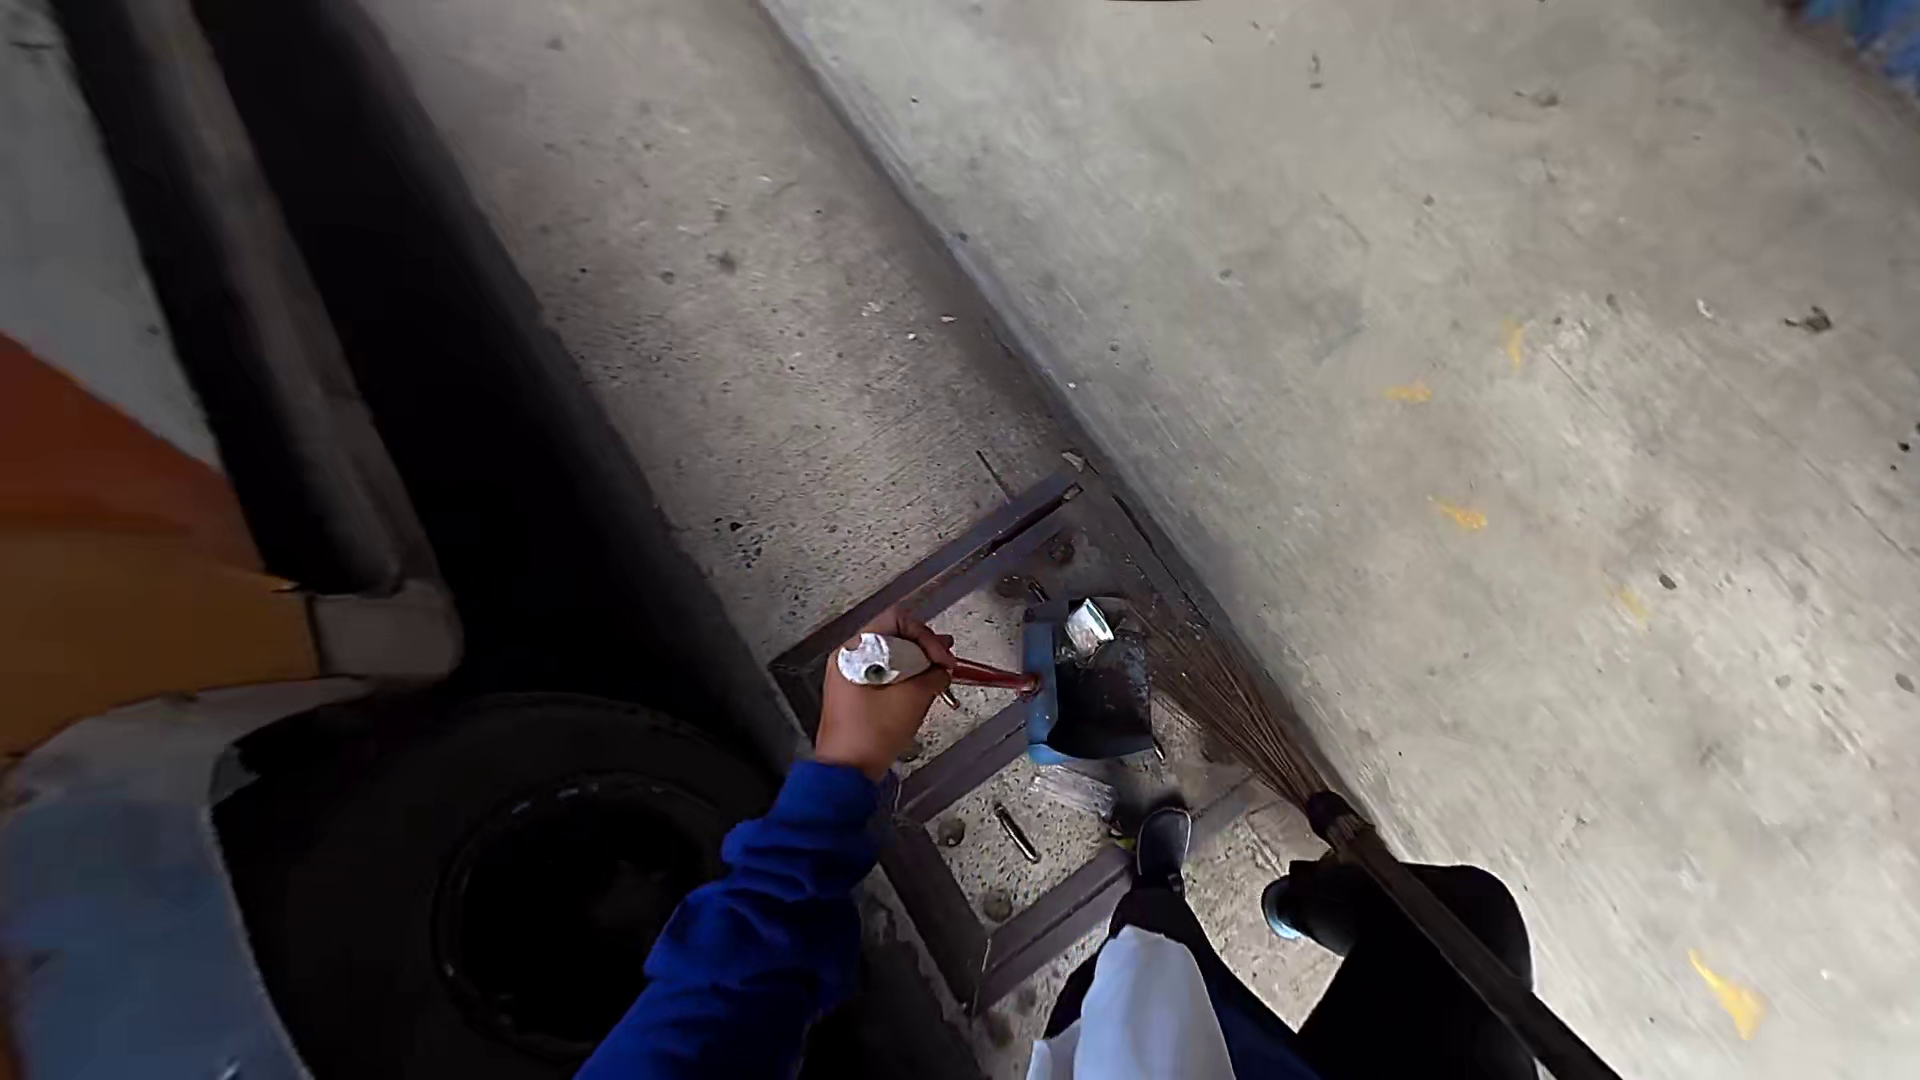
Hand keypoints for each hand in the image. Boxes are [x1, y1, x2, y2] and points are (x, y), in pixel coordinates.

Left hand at [816, 608, 954, 779]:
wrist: (846, 772)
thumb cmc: (873, 734)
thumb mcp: (912, 699)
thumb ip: (934, 676)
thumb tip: (943, 669)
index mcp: (855, 650)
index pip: (896, 620)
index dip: (926, 635)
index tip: (943, 658)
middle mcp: (848, 655)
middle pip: (892, 633)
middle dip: (924, 644)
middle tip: (946, 658)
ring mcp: (848, 672)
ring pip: (889, 652)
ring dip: (917, 658)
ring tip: (941, 666)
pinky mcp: (854, 689)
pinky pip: (883, 669)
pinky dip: (904, 671)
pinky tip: (923, 679)